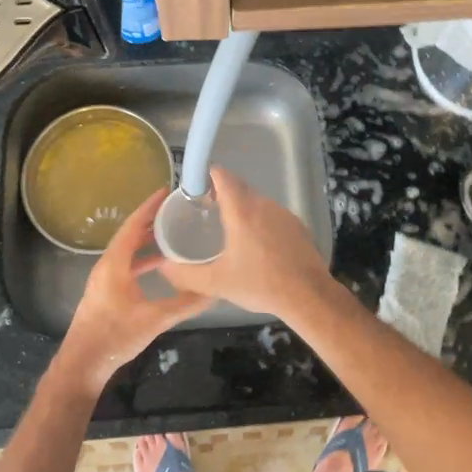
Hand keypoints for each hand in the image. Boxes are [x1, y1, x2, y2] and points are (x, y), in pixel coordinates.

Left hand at [58, 189, 208, 392]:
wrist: (83, 364)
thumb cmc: (115, 336)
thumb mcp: (155, 319)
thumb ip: (185, 304)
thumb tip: (214, 292)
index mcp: (114, 263)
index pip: (133, 225)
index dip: (150, 207)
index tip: (167, 191)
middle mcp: (107, 265)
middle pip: (130, 234)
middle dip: (151, 220)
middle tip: (176, 208)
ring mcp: (104, 278)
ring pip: (128, 250)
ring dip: (147, 240)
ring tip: (172, 232)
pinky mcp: (106, 291)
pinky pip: (126, 264)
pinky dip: (142, 258)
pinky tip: (159, 265)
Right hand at [159, 168, 337, 319]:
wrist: (308, 295)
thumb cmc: (260, 284)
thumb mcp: (217, 283)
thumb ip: (186, 274)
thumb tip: (164, 266)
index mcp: (242, 211)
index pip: (223, 176)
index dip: (208, 176)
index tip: (195, 188)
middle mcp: (263, 205)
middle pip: (239, 188)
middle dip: (222, 194)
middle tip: (206, 212)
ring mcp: (283, 213)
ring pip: (257, 201)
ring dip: (242, 209)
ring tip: (229, 231)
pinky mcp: (296, 225)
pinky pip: (271, 215)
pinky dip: (260, 221)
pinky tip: (256, 245)